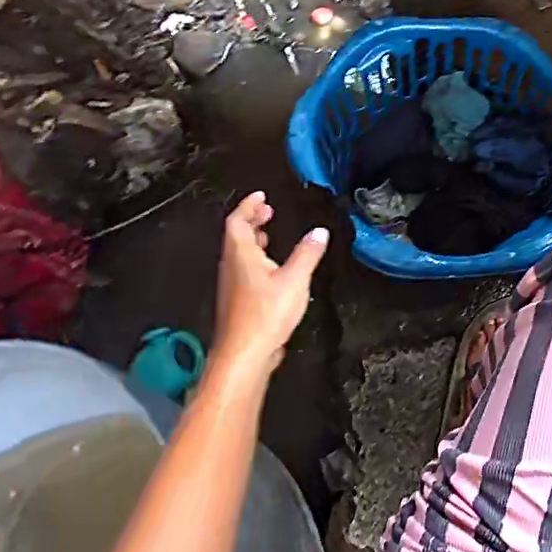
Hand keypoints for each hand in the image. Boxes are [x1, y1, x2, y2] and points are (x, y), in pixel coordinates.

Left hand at [214, 192, 327, 373]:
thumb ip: (308, 253)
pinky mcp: (237, 301)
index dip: (248, 205)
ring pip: (238, 253)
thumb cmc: (265, 315)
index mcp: (241, 255)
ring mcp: (232, 285)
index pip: (237, 220)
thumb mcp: (295, 279)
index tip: (261, 196)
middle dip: (252, 219)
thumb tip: (319, 233)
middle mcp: (232, 267)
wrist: (244, 355)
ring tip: (268, 234)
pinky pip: (243, 270)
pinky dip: (255, 258)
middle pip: (236, 235)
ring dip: (253, 239)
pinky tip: (270, 268)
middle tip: (267, 211)